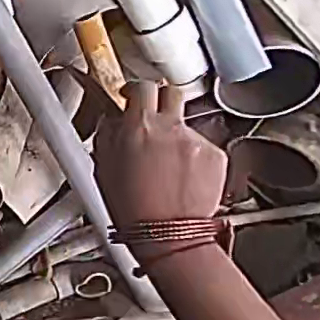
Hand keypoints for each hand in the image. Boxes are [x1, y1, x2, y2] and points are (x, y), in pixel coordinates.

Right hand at [94, 81, 226, 226]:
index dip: (135, 90)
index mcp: (138, 126)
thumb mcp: (103, 167)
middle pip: (172, 93)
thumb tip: (111, 122)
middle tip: (152, 116)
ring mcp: (196, 139)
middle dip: (161, 101)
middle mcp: (170, 127)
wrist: (166, 232)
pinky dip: (192, 157)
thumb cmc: (132, 208)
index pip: (141, 87)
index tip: (132, 95)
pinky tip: (180, 175)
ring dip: (174, 135)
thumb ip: (107, 136)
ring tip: (164, 164)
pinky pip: (203, 146)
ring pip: (186, 124)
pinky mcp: (217, 154)